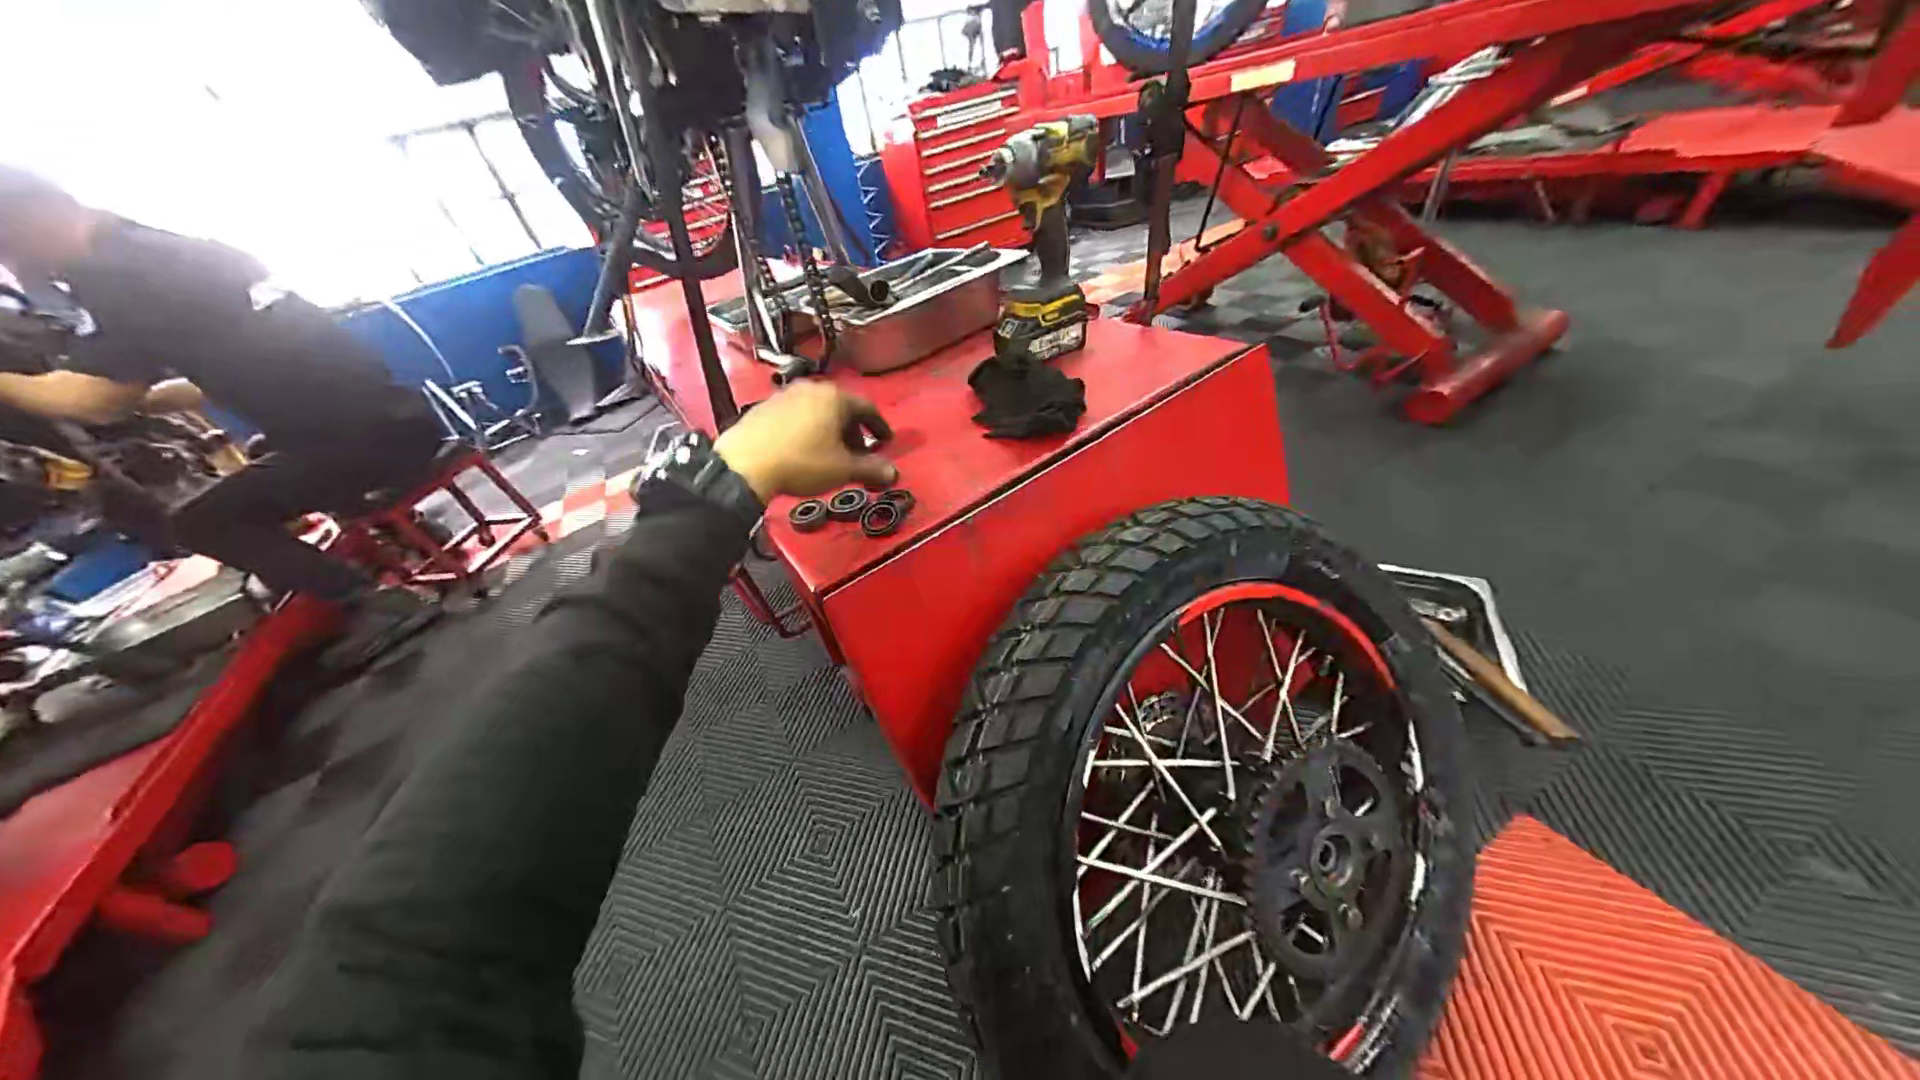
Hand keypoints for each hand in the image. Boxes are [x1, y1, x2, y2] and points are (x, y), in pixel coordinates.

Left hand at [714, 381, 896, 501]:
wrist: (746, 464)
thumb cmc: (802, 463)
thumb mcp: (842, 469)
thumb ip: (871, 469)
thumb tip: (892, 472)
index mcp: (835, 398)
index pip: (867, 408)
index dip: (879, 427)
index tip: (885, 442)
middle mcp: (811, 389)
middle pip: (842, 407)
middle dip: (853, 430)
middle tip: (858, 452)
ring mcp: (785, 395)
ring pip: (818, 409)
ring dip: (829, 429)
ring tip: (831, 452)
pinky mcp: (765, 406)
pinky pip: (796, 415)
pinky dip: (807, 428)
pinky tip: (804, 448)